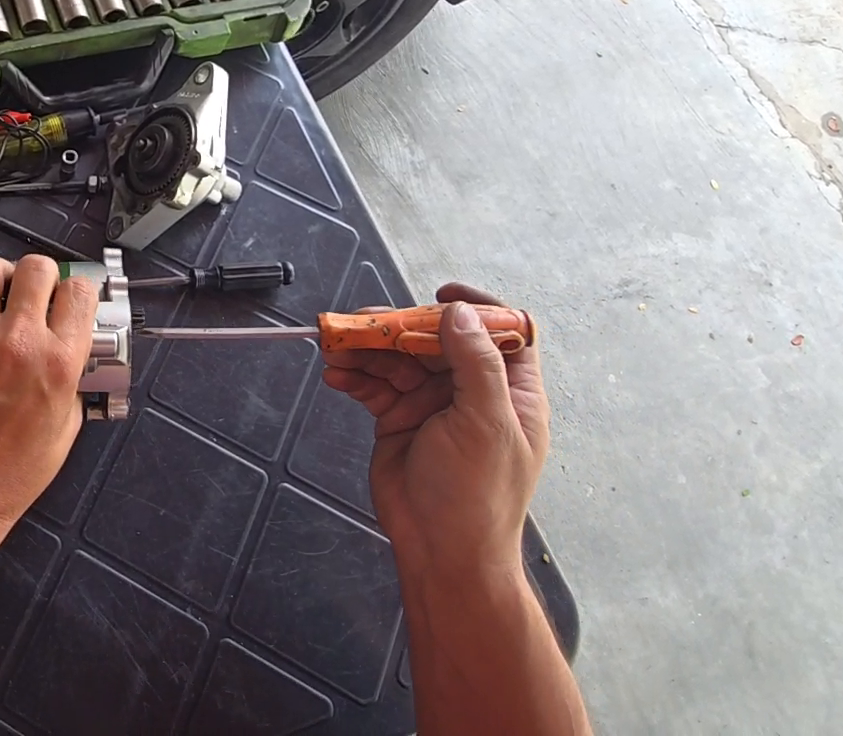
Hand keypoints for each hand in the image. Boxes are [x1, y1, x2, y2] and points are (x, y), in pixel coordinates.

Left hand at [0, 256, 99, 529]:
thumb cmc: (19, 465)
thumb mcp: (70, 422)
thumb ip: (74, 374)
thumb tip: (71, 342)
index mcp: (59, 361)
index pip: (78, 291)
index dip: (76, 291)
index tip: (67, 300)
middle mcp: (19, 340)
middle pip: (35, 268)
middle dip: (39, 276)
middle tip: (32, 294)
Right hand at [322, 283, 549, 580]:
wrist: (440, 549)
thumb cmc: (477, 493)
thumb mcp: (485, 424)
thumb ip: (474, 364)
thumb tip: (459, 312)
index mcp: (507, 390)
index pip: (503, 333)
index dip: (476, 308)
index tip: (441, 293)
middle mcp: (469, 391)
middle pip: (432, 339)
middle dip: (396, 328)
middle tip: (361, 322)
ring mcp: (430, 403)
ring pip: (395, 359)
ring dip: (365, 352)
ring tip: (335, 349)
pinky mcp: (397, 417)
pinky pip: (373, 385)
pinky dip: (353, 377)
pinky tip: (336, 376)